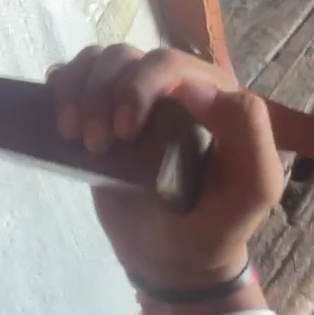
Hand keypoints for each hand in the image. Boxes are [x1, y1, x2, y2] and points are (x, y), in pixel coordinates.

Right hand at [47, 46, 283, 291]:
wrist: (170, 256)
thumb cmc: (215, 223)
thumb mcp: (253, 188)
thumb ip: (247, 131)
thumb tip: (191, 86)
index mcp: (214, 92)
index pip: (169, 64)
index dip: (138, 87)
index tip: (124, 135)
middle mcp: (173, 85)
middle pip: (126, 58)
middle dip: (102, 95)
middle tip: (95, 145)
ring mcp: (135, 96)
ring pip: (98, 62)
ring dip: (78, 92)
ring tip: (75, 137)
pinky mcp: (102, 109)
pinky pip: (76, 74)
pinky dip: (62, 85)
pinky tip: (61, 116)